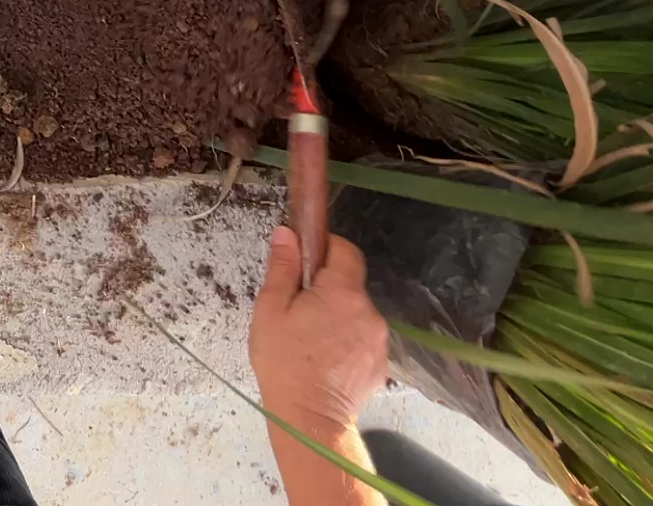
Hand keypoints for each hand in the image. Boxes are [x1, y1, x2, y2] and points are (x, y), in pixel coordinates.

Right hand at [248, 225, 388, 434]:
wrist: (309, 419)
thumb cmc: (283, 359)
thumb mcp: (271, 307)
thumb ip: (283, 267)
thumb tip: (287, 233)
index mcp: (343, 292)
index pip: (346, 250)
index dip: (326, 247)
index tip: (304, 260)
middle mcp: (370, 312)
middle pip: (350, 282)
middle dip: (326, 285)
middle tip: (297, 304)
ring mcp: (379, 340)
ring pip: (355, 310)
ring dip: (336, 312)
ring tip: (308, 334)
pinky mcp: (381, 363)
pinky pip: (362, 335)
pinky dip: (345, 336)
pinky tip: (323, 354)